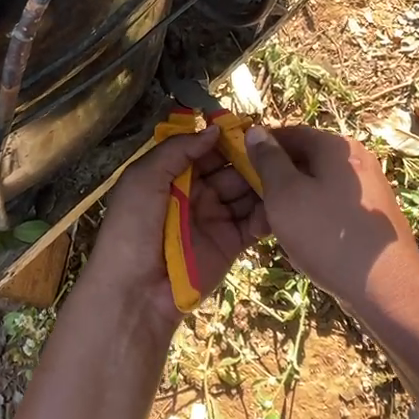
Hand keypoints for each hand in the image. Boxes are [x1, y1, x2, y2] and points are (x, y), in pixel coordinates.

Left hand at [79, 127, 271, 335]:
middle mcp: (196, 193)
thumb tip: (213, 130)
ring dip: (264, 182)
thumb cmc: (131, 228)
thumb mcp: (142, 179)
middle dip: (251, 158)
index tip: (253, 126)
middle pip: (230, 169)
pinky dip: (268, 213)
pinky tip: (284, 201)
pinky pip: (253, 223)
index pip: (205, 150)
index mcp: (172, 175)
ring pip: (246, 193)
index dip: (227, 138)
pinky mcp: (230, 244)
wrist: (135, 291)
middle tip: (278, 148)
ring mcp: (215, 218)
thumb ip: (177, 151)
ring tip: (287, 171)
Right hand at [243, 125, 418, 310]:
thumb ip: (268, 160)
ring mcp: (370, 189)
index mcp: (337, 146)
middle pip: (305, 161)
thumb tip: (256, 131)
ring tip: (273, 231)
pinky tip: (303, 243)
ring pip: (318, 187)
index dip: (261, 148)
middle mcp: (357, 160)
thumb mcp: (285, 193)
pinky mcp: (374, 218)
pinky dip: (313, 218)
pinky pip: (333, 208)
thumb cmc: (327, 234)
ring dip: (291, 204)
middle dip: (275, 182)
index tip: (238, 169)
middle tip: (253, 210)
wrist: (387, 288)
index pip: (290, 133)